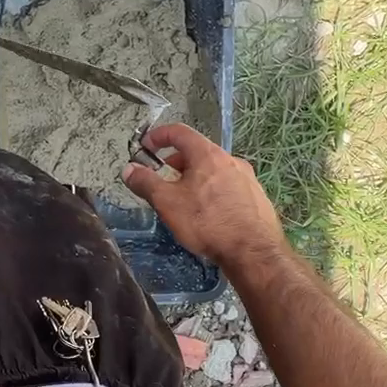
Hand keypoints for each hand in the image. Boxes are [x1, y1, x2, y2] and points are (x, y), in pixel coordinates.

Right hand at [122, 123, 287, 270]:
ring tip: (183, 199)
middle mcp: (231, 160)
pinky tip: (207, 213)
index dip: (158, 135)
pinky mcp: (257, 198)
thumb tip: (129, 169)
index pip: (179, 132)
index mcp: (208, 155)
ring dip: (194, 177)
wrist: (254, 254)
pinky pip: (228, 185)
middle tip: (162, 178)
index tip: (145, 147)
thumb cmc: (207, 222)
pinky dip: (211, 190)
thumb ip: (144, 182)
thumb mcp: (166, 202)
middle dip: (175, 161)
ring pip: (213, 169)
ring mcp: (248, 179)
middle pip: (197, 151)